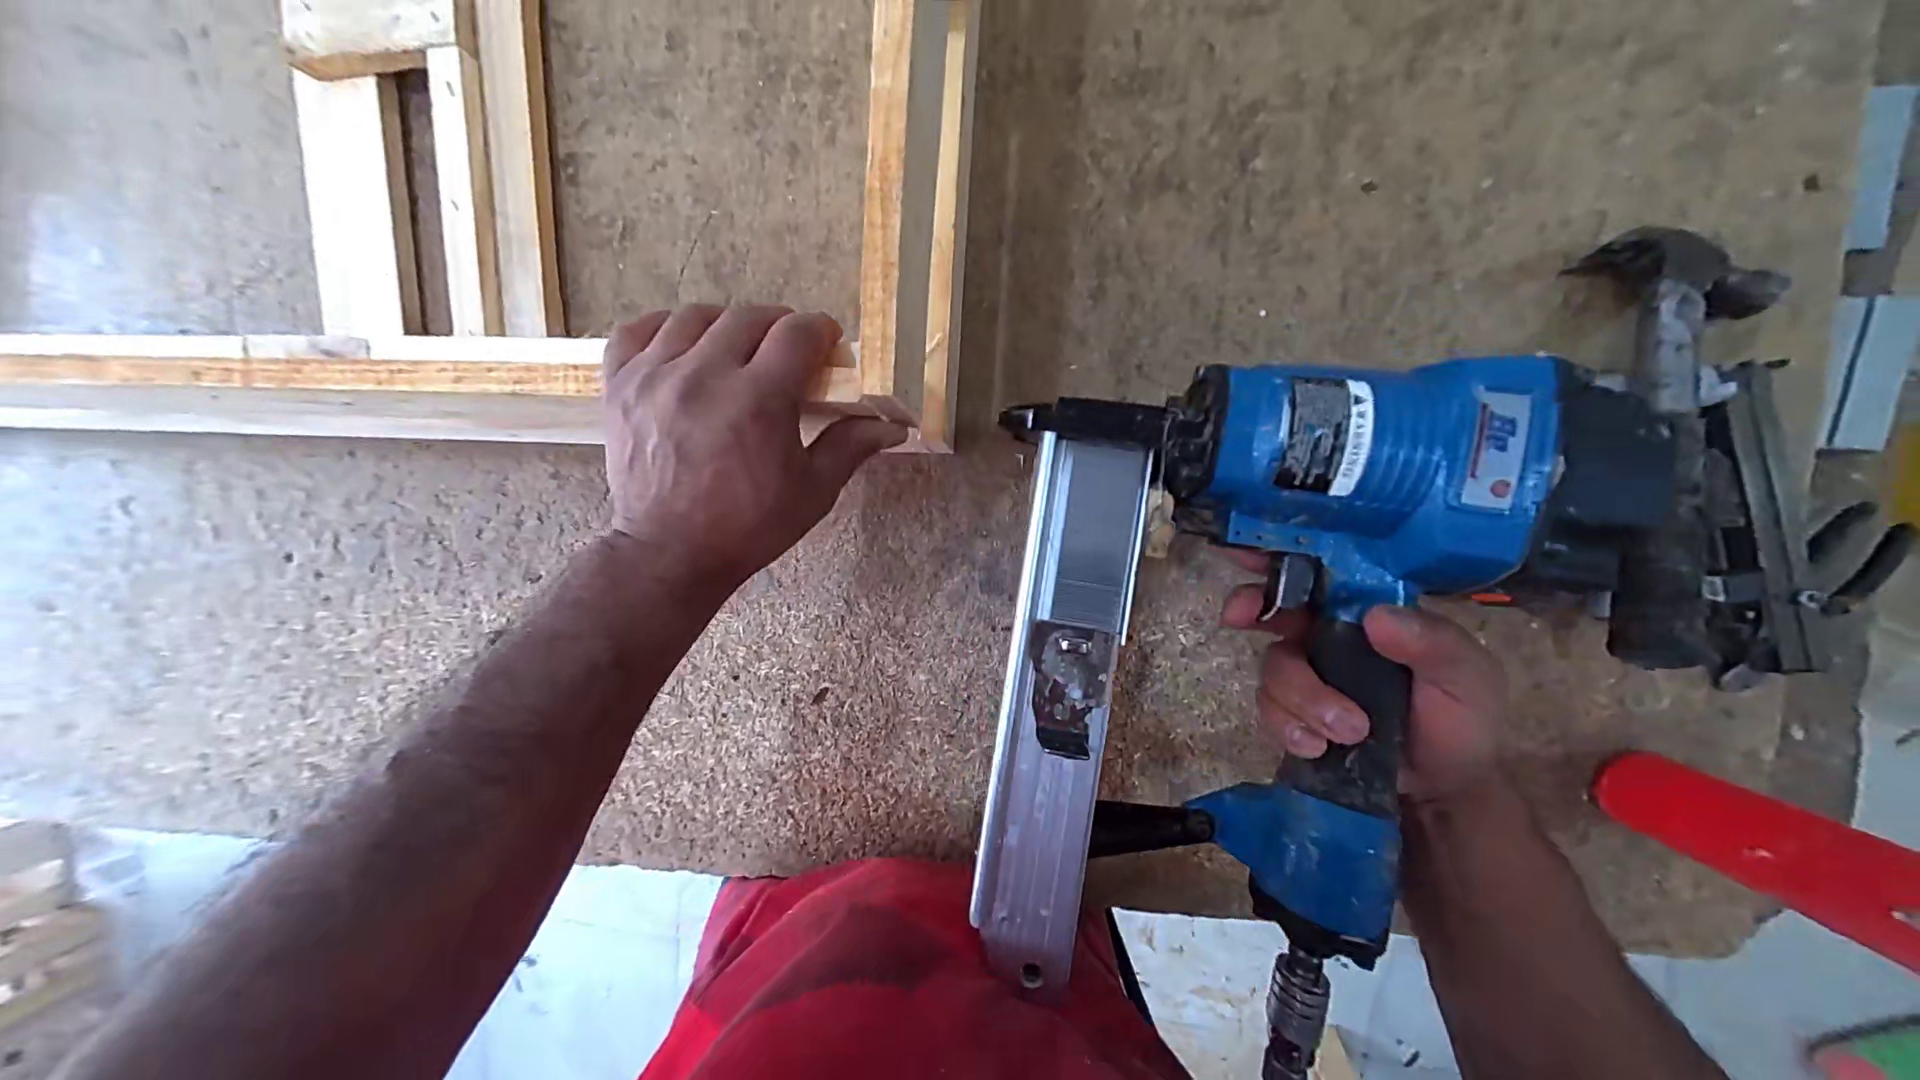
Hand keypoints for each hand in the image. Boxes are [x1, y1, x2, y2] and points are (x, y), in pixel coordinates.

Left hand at [602, 304, 906, 591]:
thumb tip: (894, 426)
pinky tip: (685, 349)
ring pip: (696, 316)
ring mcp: (655, 376)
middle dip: (780, 326)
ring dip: (728, 325)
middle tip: (790, 354)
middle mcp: (705, 376)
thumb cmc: (749, 527)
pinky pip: (639, 329)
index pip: (797, 332)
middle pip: (750, 317)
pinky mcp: (620, 384)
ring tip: (740, 351)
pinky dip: (666, 329)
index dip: (820, 331)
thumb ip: (851, 446)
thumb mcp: (812, 491)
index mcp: (759, 401)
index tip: (827, 345)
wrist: (670, 553)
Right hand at [1220, 554, 1505, 801]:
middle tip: (1237, 617)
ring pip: (1273, 666)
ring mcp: (1304, 673)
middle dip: (1249, 606)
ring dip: (1301, 697)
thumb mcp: (1468, 676)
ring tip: (1347, 731)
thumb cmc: (1459, 720)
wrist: (1443, 788)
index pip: (1318, 572)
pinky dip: (1288, 726)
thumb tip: (1376, 617)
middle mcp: (1324, 634)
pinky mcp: (1291, 712)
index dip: (1277, 556)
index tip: (1246, 552)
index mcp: (1363, 611)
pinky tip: (1317, 747)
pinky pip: (1269, 708)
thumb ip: (1434, 644)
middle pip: (1271, 607)